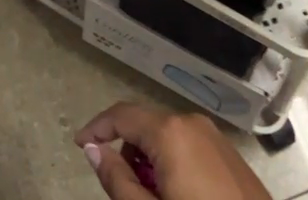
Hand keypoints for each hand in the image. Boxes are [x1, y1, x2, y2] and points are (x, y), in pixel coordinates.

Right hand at [77, 103, 271, 199]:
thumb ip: (118, 180)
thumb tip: (94, 149)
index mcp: (170, 131)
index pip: (122, 115)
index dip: (97, 128)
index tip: (79, 146)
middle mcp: (191, 122)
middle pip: (145, 126)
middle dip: (127, 152)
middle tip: (123, 190)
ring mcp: (213, 135)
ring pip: (166, 137)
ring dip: (149, 161)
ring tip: (152, 196)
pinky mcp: (228, 152)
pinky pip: (187, 147)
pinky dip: (171, 164)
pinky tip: (175, 194)